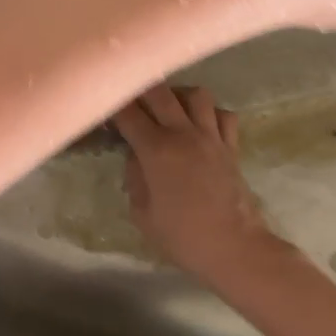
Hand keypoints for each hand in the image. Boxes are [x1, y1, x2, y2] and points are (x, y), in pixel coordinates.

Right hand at [114, 85, 283, 280]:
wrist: (233, 247)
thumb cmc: (181, 236)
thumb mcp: (142, 212)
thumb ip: (135, 177)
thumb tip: (136, 156)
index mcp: (156, 150)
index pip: (128, 113)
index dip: (112, 106)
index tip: (102, 108)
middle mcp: (184, 133)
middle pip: (160, 92)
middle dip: (139, 88)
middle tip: (128, 98)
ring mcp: (211, 137)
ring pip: (196, 94)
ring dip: (177, 95)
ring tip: (166, 108)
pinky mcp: (231, 147)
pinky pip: (223, 115)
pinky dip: (209, 112)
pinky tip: (199, 125)